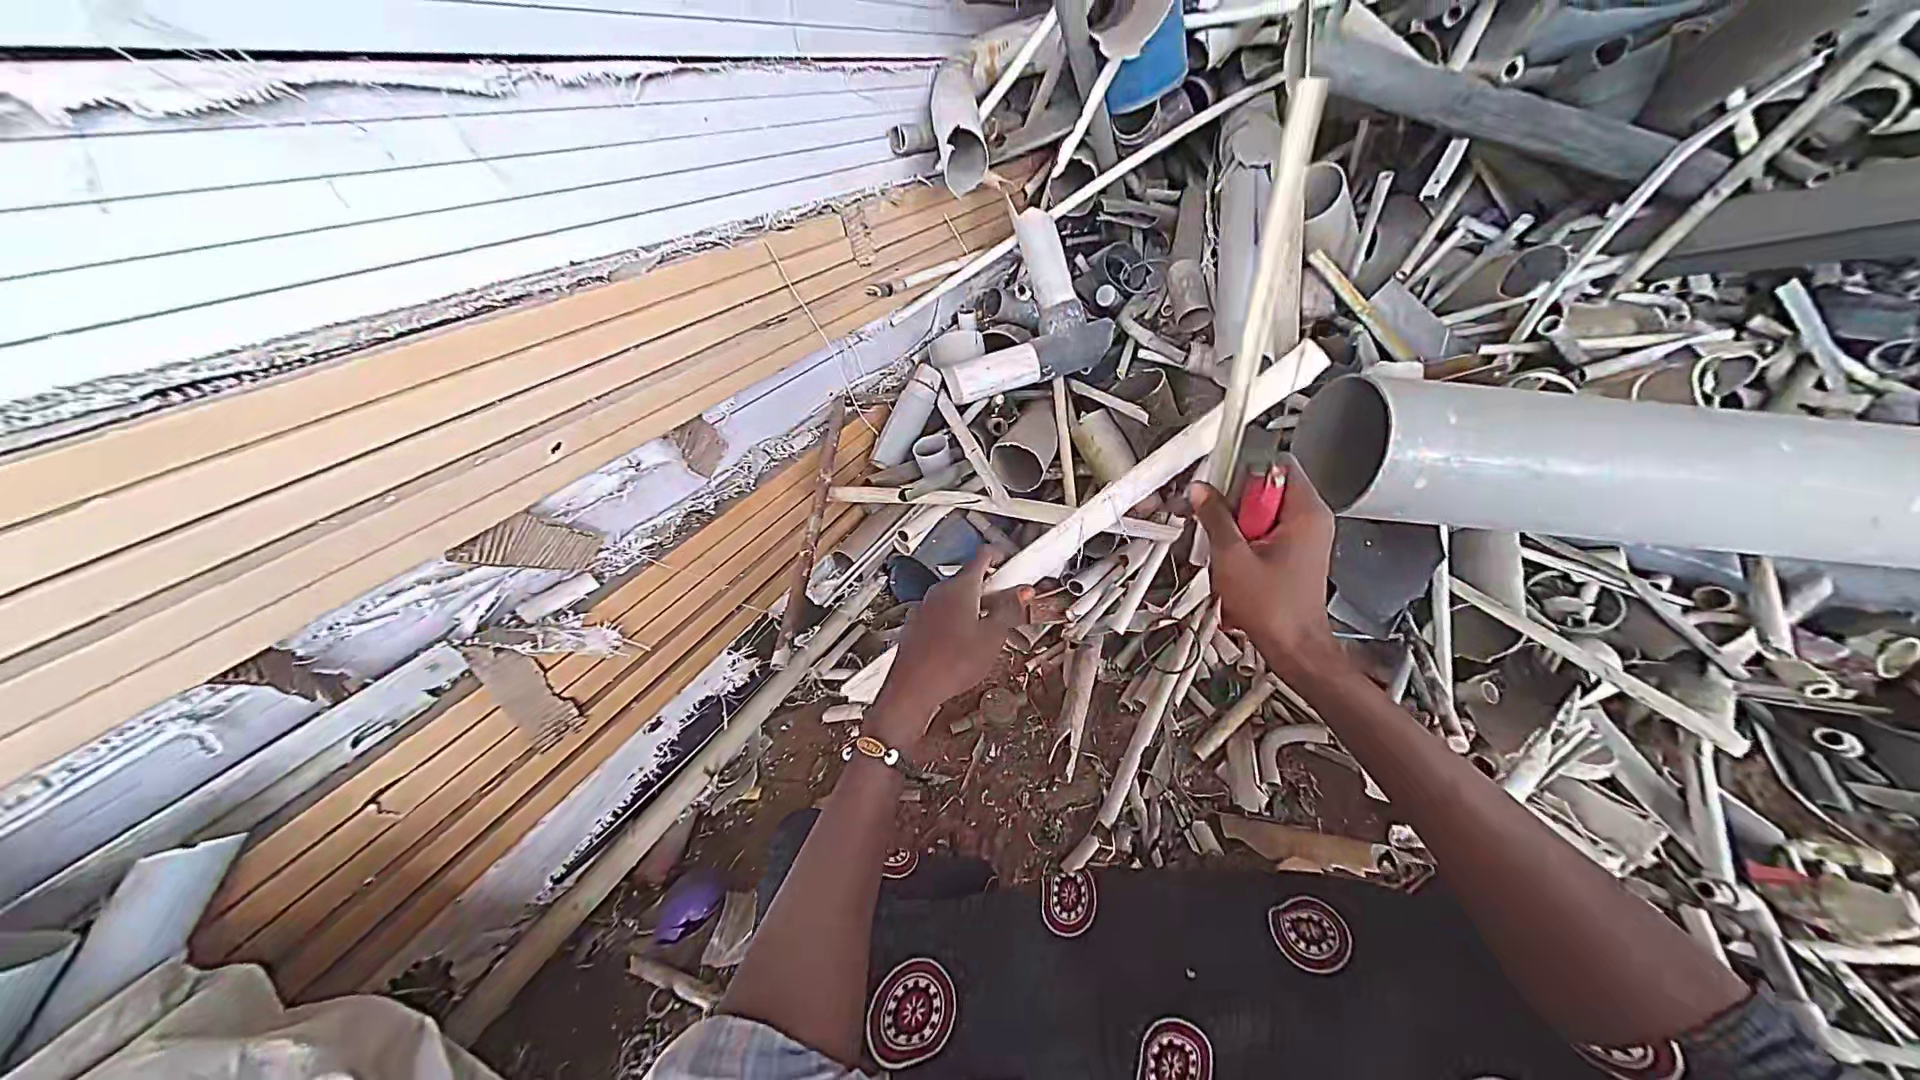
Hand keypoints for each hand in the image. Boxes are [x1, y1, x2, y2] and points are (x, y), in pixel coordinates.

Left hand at [871, 553, 1030, 751]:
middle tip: (1013, 608)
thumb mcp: (992, 636)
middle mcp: (940, 592)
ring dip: (979, 611)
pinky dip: (961, 623)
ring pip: (959, 601)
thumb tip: (1023, 592)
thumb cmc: (948, 664)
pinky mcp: (919, 626)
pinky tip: (970, 645)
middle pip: (972, 581)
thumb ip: (1010, 609)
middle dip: (995, 594)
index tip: (1012, 564)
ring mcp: (926, 608)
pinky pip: (945, 616)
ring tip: (995, 634)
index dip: (1002, 556)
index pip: (983, 556)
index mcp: (960, 587)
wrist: (912, 689)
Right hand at [1189, 459, 1341, 681]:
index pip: (1277, 464)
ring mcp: (1303, 536)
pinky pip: (1263, 529)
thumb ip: (1214, 518)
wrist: (1292, 646)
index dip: (1244, 469)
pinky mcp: (1293, 550)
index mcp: (1306, 512)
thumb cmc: (1274, 610)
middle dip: (1235, 503)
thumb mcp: (1232, 557)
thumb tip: (1201, 492)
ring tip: (1229, 551)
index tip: (1220, 482)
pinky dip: (1244, 540)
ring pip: (1260, 510)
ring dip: (1236, 524)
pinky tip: (1235, 561)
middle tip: (1220, 526)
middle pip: (1264, 487)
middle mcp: (1310, 519)